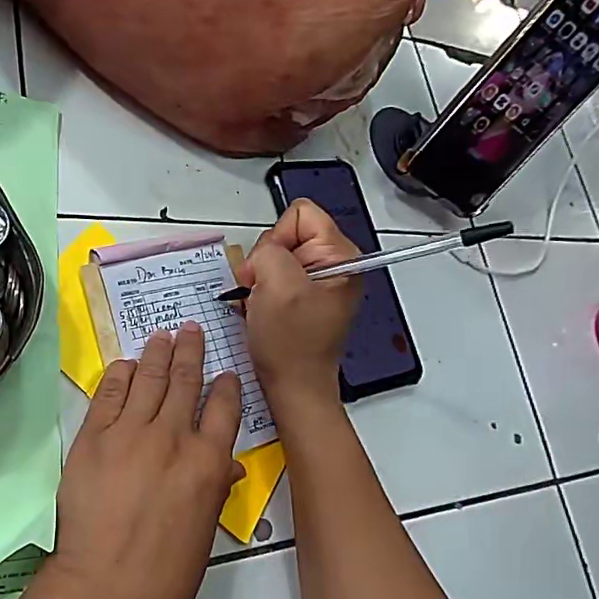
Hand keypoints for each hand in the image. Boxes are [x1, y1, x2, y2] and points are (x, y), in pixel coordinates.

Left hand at [42, 322, 242, 598]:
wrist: (108, 585)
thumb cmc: (165, 573)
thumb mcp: (203, 530)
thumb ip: (212, 488)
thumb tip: (224, 466)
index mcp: (208, 464)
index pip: (224, 410)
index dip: (225, 386)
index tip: (225, 370)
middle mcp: (172, 438)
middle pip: (184, 383)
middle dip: (189, 353)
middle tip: (190, 329)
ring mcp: (129, 433)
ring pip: (148, 381)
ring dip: (156, 354)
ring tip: (162, 335)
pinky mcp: (92, 437)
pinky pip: (109, 396)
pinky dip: (119, 375)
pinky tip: (125, 363)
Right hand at [233, 198, 362, 397]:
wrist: (292, 384)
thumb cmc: (292, 344)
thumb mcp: (278, 285)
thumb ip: (270, 251)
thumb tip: (262, 253)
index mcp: (340, 256)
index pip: (300, 214)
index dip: (277, 238)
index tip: (273, 270)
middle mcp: (330, 265)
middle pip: (283, 236)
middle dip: (264, 262)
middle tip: (265, 291)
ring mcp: (314, 283)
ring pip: (271, 259)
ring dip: (259, 280)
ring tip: (262, 304)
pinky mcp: (299, 298)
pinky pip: (269, 279)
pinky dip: (259, 293)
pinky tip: (261, 311)